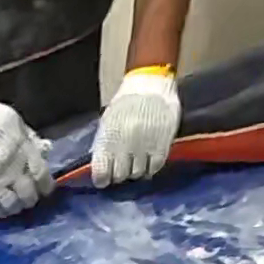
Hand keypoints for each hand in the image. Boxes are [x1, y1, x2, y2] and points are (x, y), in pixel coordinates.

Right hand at [0, 90, 54, 217]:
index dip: (46, 186)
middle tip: (29, 198)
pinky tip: (1, 209)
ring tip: (15, 205)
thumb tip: (45, 151)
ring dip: (16, 207)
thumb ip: (30, 140)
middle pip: (28, 194)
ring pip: (12, 205)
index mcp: (25, 152)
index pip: (42, 176)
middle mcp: (12, 170)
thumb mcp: (16, 123)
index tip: (45, 189)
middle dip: (31, 198)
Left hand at [90, 68, 180, 187]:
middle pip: (120, 176)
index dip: (102, 180)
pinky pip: (155, 166)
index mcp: (107, 142)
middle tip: (123, 168)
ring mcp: (144, 146)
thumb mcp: (107, 125)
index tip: (105, 179)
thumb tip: (101, 169)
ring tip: (137, 162)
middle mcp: (124, 147)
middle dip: (120, 175)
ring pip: (137, 173)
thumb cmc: (124, 105)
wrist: (150, 83)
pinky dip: (151, 167)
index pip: (101, 174)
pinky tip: (149, 160)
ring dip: (136, 171)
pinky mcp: (162, 143)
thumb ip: (103, 147)